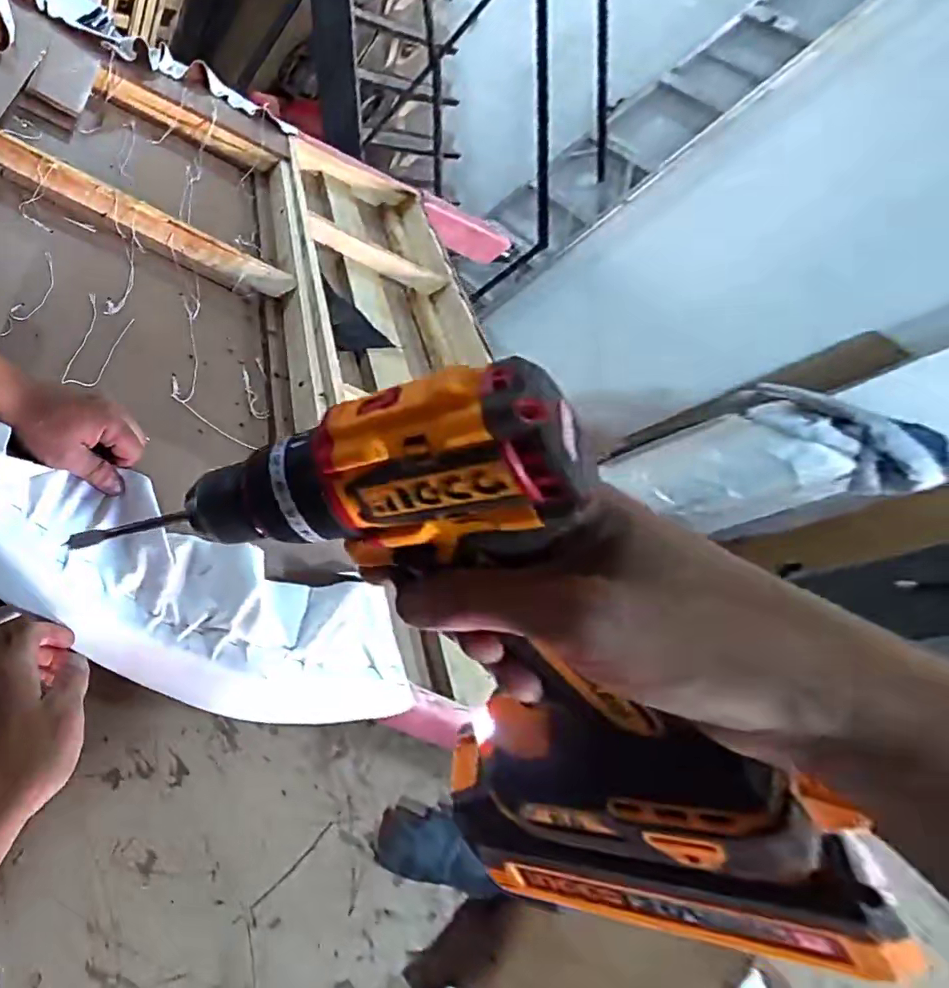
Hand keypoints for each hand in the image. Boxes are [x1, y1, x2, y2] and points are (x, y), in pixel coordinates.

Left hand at [0, 619, 89, 824]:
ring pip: (13, 666)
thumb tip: (74, 659)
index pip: (29, 630)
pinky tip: (45, 705)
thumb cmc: (35, 753)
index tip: (72, 642)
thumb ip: (73, 679)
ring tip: (62, 682)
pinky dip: (28, 682)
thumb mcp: (67, 713)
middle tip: (69, 660)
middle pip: (18, 646)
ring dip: (37, 666)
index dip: (52, 630)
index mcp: (12, 666)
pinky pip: (8, 684)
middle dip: (45, 647)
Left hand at [3, 382, 146, 495]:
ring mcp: (100, 401)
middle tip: (91, 463)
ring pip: (120, 430)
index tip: (96, 471)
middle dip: (118, 456)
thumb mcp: (69, 458)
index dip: (120, 467)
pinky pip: (106, 422)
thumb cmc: (42, 429)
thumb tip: (119, 487)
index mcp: (113, 420)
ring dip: (108, 446)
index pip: (136, 451)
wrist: (17, 398)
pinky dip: (99, 434)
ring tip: (82, 452)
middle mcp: (113, 407)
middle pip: (133, 438)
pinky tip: (77, 439)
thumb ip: (98, 472)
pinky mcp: (87, 401)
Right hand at [391, 489, 931, 760]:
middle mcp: (557, 531)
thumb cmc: (691, 634)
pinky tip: (526, 687)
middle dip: (449, 599)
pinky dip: (512, 655)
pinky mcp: (585, 614)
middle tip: (453, 635)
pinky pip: (519, 625)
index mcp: (556, 504)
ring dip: (480, 635)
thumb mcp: (568, 613)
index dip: (412, 529)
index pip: (457, 500)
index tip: (382, 567)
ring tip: (501, 672)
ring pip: (487, 594)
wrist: (820, 703)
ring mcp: (572, 574)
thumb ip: (476, 600)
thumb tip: (399, 601)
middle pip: (465, 552)